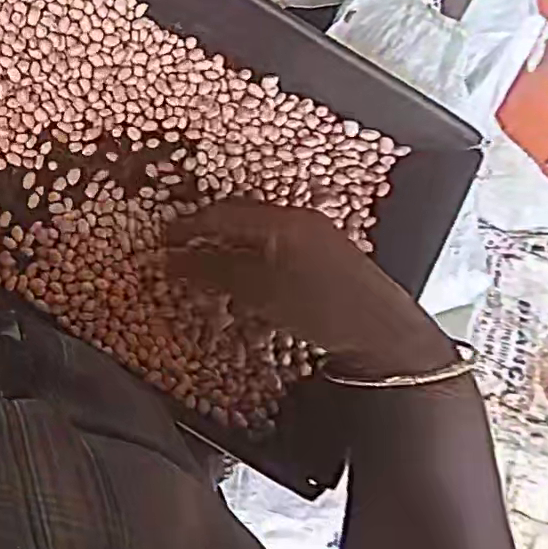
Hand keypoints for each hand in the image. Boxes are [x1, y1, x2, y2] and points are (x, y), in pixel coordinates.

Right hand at [165, 200, 454, 378]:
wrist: (384, 334)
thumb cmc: (320, 309)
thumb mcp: (258, 291)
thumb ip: (213, 270)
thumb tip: (173, 260)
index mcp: (280, 221)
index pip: (220, 214)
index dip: (188, 226)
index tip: (163, 238)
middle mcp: (297, 219)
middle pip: (238, 217)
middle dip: (206, 232)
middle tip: (180, 250)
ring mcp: (313, 233)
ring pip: (256, 231)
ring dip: (228, 245)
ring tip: (207, 265)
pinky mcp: (323, 251)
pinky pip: (274, 243)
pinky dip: (251, 255)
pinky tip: (244, 277)